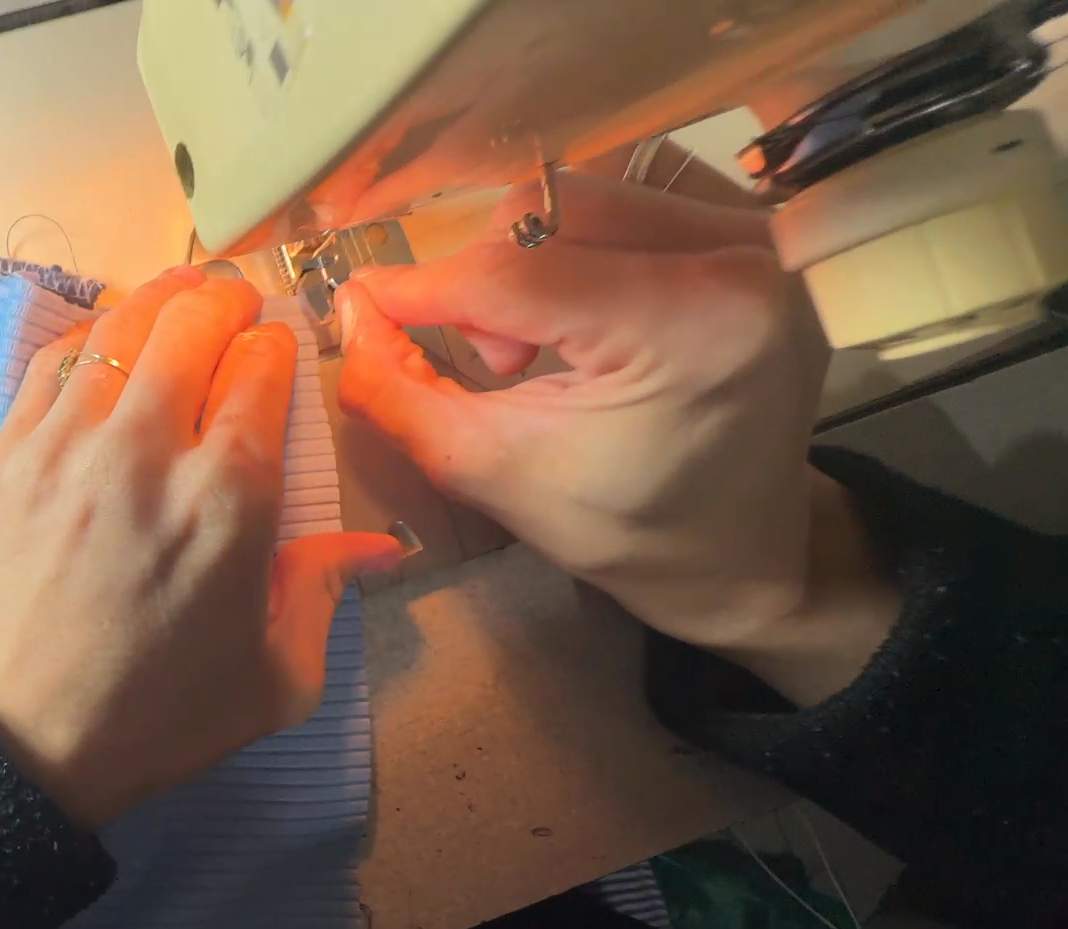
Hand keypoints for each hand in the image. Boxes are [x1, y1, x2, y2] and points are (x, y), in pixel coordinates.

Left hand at [0, 267, 401, 829]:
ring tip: (178, 296)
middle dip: (224, 302)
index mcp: (226, 503)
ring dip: (159, 299)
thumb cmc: (153, 719)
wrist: (13, 741)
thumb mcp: (272, 682)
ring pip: (120, 329)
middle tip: (232, 308)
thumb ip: (325, 596)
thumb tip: (380, 547)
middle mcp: (146, 453)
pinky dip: (89, 340)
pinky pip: (52, 364)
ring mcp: (63, 447)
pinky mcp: (4, 456)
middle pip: (192, 325)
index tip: (275, 354)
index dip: (276, 349)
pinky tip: (105, 345)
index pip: (263, 373)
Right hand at [338, 174, 897, 703]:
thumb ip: (395, 391)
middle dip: (482, 283)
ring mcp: (761, 234)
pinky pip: (621, 201)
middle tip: (496, 364)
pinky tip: (574, 314)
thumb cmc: (610, 524)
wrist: (733, 545)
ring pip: (576, 198)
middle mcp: (743, 256)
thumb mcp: (481, 468)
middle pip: (544, 215)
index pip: (515, 275)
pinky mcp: (756, 232)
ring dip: (520, 265)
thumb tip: (352, 308)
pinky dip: (563, 251)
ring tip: (537, 346)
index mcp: (690, 330)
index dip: (421, 287)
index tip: (359, 302)